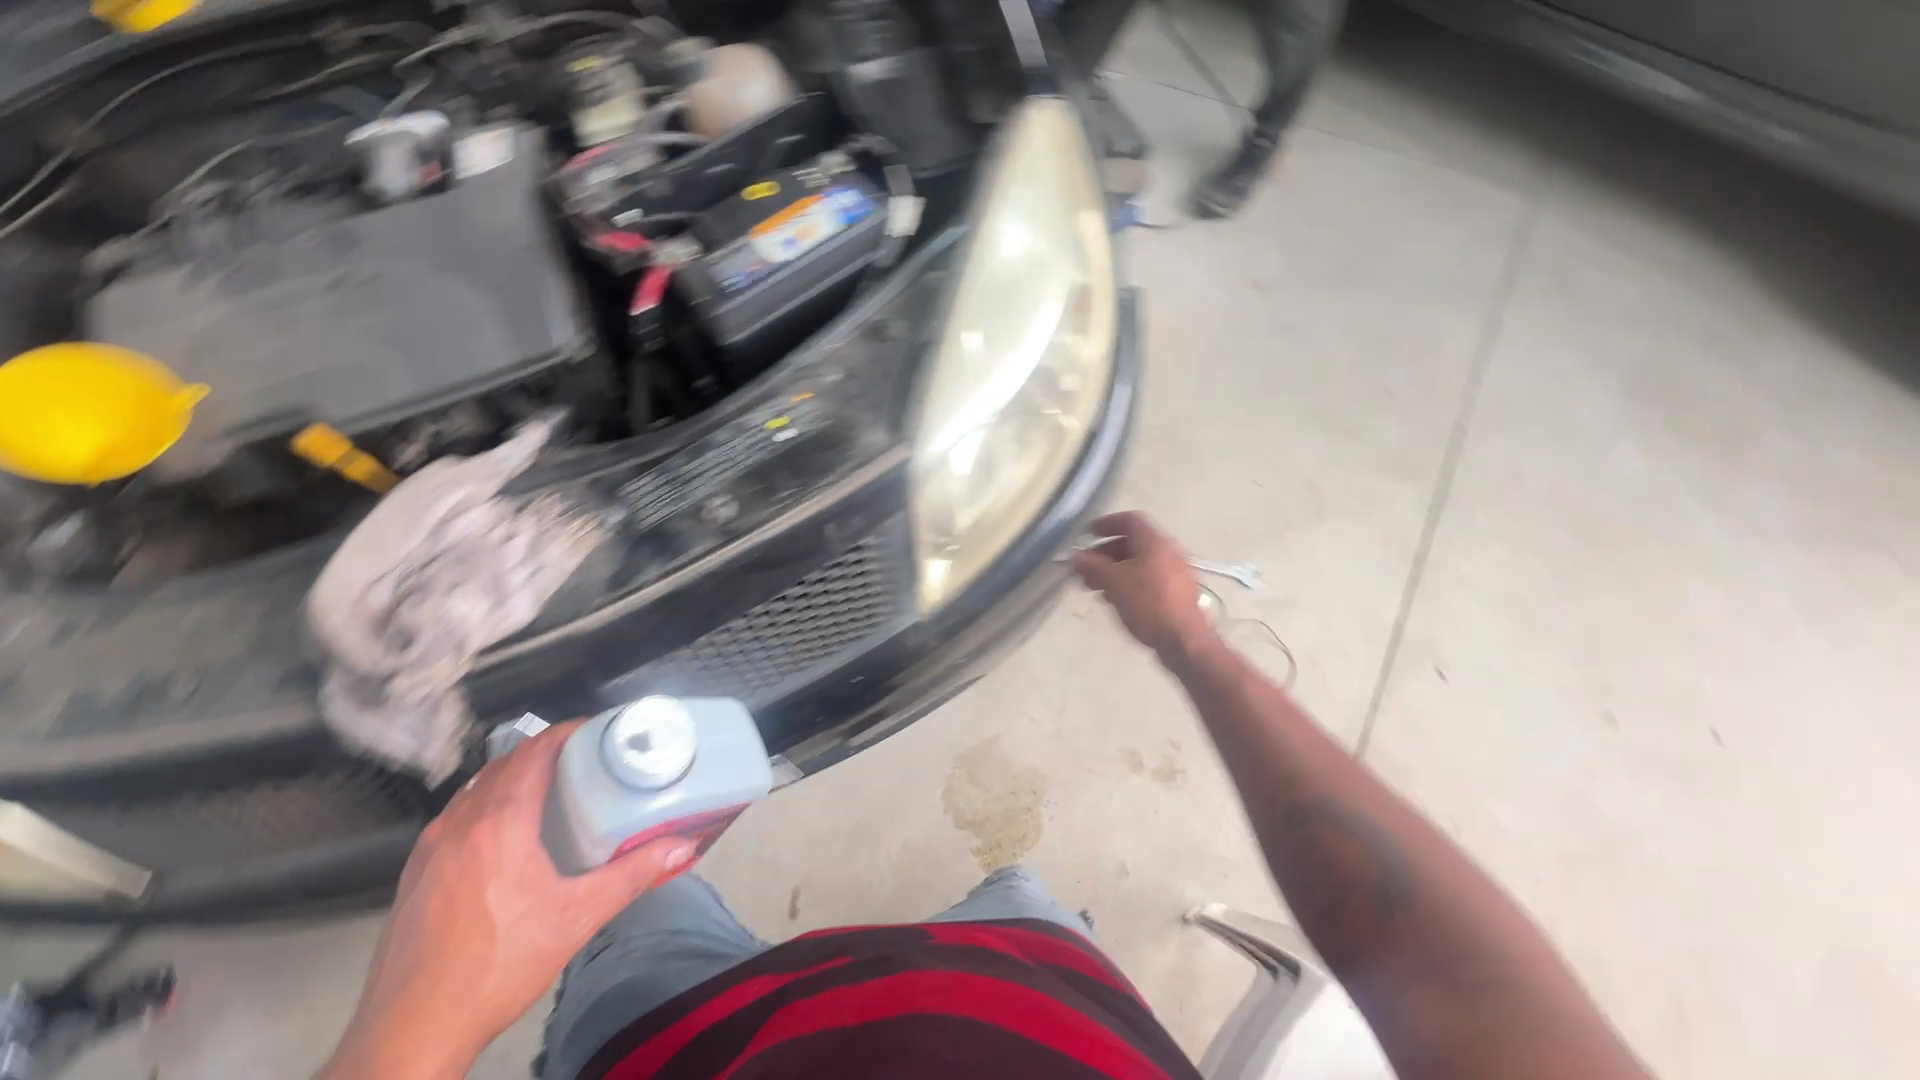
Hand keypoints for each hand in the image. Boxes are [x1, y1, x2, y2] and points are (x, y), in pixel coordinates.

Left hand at [318, 722, 697, 1079]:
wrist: (411, 1029)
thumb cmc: (499, 967)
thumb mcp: (577, 919)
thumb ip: (632, 876)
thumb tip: (682, 848)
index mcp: (499, 825)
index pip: (532, 754)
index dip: (564, 733)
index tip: (594, 730)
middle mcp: (458, 825)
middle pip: (502, 766)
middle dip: (542, 753)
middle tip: (582, 761)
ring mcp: (428, 849)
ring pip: (474, 791)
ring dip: (510, 778)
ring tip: (548, 793)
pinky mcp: (413, 874)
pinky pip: (454, 818)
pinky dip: (484, 806)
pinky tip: (504, 838)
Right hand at [1071, 511, 1216, 662]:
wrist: (1183, 640)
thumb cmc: (1148, 605)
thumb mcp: (1115, 583)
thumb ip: (1094, 566)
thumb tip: (1077, 556)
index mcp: (1155, 542)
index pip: (1129, 520)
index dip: (1106, 524)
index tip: (1086, 534)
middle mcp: (1168, 551)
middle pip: (1132, 543)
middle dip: (1104, 553)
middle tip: (1085, 568)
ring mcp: (1174, 572)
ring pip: (1138, 562)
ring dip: (1113, 570)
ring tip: (1094, 586)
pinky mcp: (1175, 591)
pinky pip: (1147, 577)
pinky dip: (1127, 581)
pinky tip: (1114, 598)